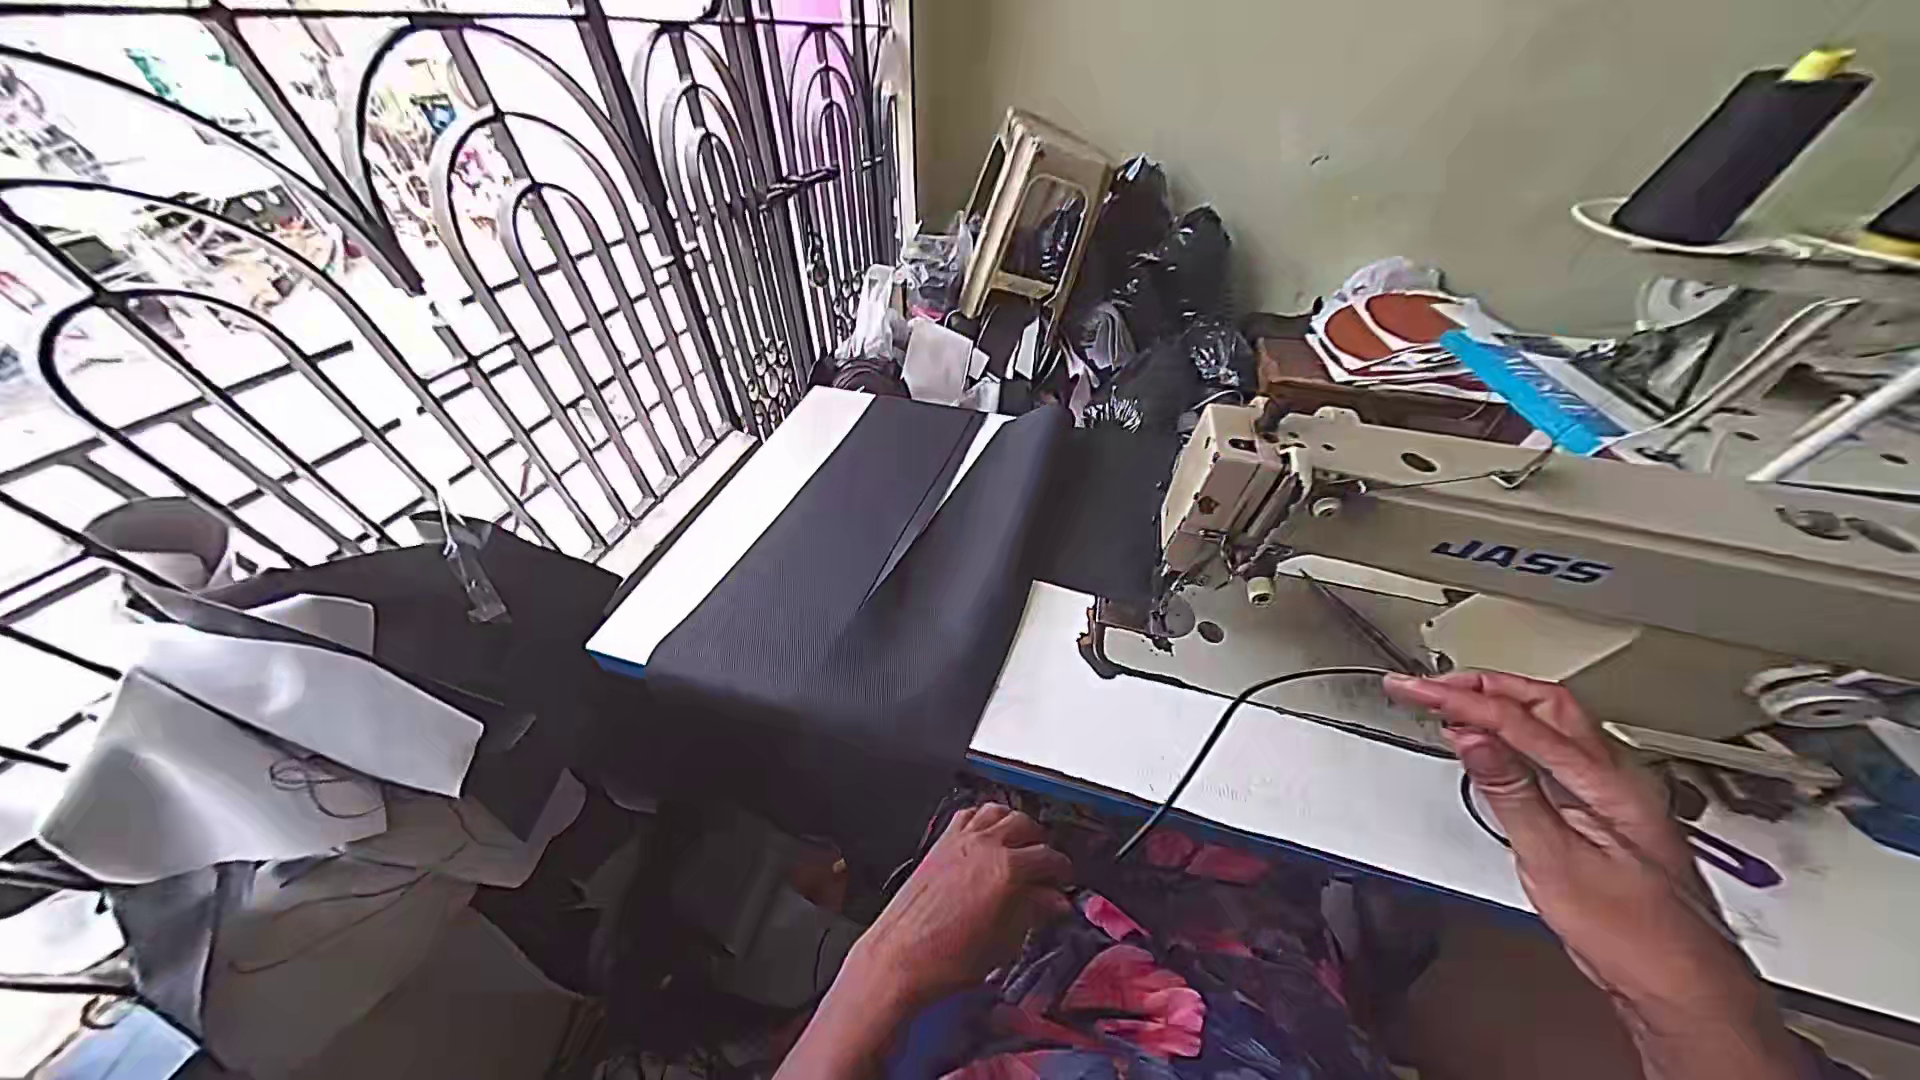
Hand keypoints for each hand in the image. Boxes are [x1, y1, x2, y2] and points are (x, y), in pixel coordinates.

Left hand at [845, 803, 1072, 1008]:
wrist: (901, 956)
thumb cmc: (947, 957)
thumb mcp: (1004, 941)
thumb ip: (1033, 911)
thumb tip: (1054, 901)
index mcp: (1007, 869)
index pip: (1048, 857)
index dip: (1062, 869)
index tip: (1065, 879)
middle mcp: (985, 844)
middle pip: (1025, 824)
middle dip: (1041, 841)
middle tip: (1046, 861)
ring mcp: (961, 838)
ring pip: (998, 811)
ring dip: (1014, 822)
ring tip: (1021, 841)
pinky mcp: (942, 840)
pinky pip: (969, 814)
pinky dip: (983, 817)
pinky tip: (986, 832)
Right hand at [1384, 672, 1799, 1076]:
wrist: (1685, 992)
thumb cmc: (1636, 938)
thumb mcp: (1556, 860)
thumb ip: (1511, 791)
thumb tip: (1472, 738)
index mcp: (1608, 784)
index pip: (1518, 720)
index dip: (1457, 698)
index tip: (1411, 688)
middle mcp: (1615, 778)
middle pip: (1542, 701)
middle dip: (1478, 684)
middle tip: (1426, 685)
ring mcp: (1609, 791)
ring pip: (1549, 718)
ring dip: (1493, 701)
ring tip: (1444, 701)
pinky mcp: (1596, 806)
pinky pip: (1549, 745)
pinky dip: (1507, 728)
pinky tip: (1484, 737)